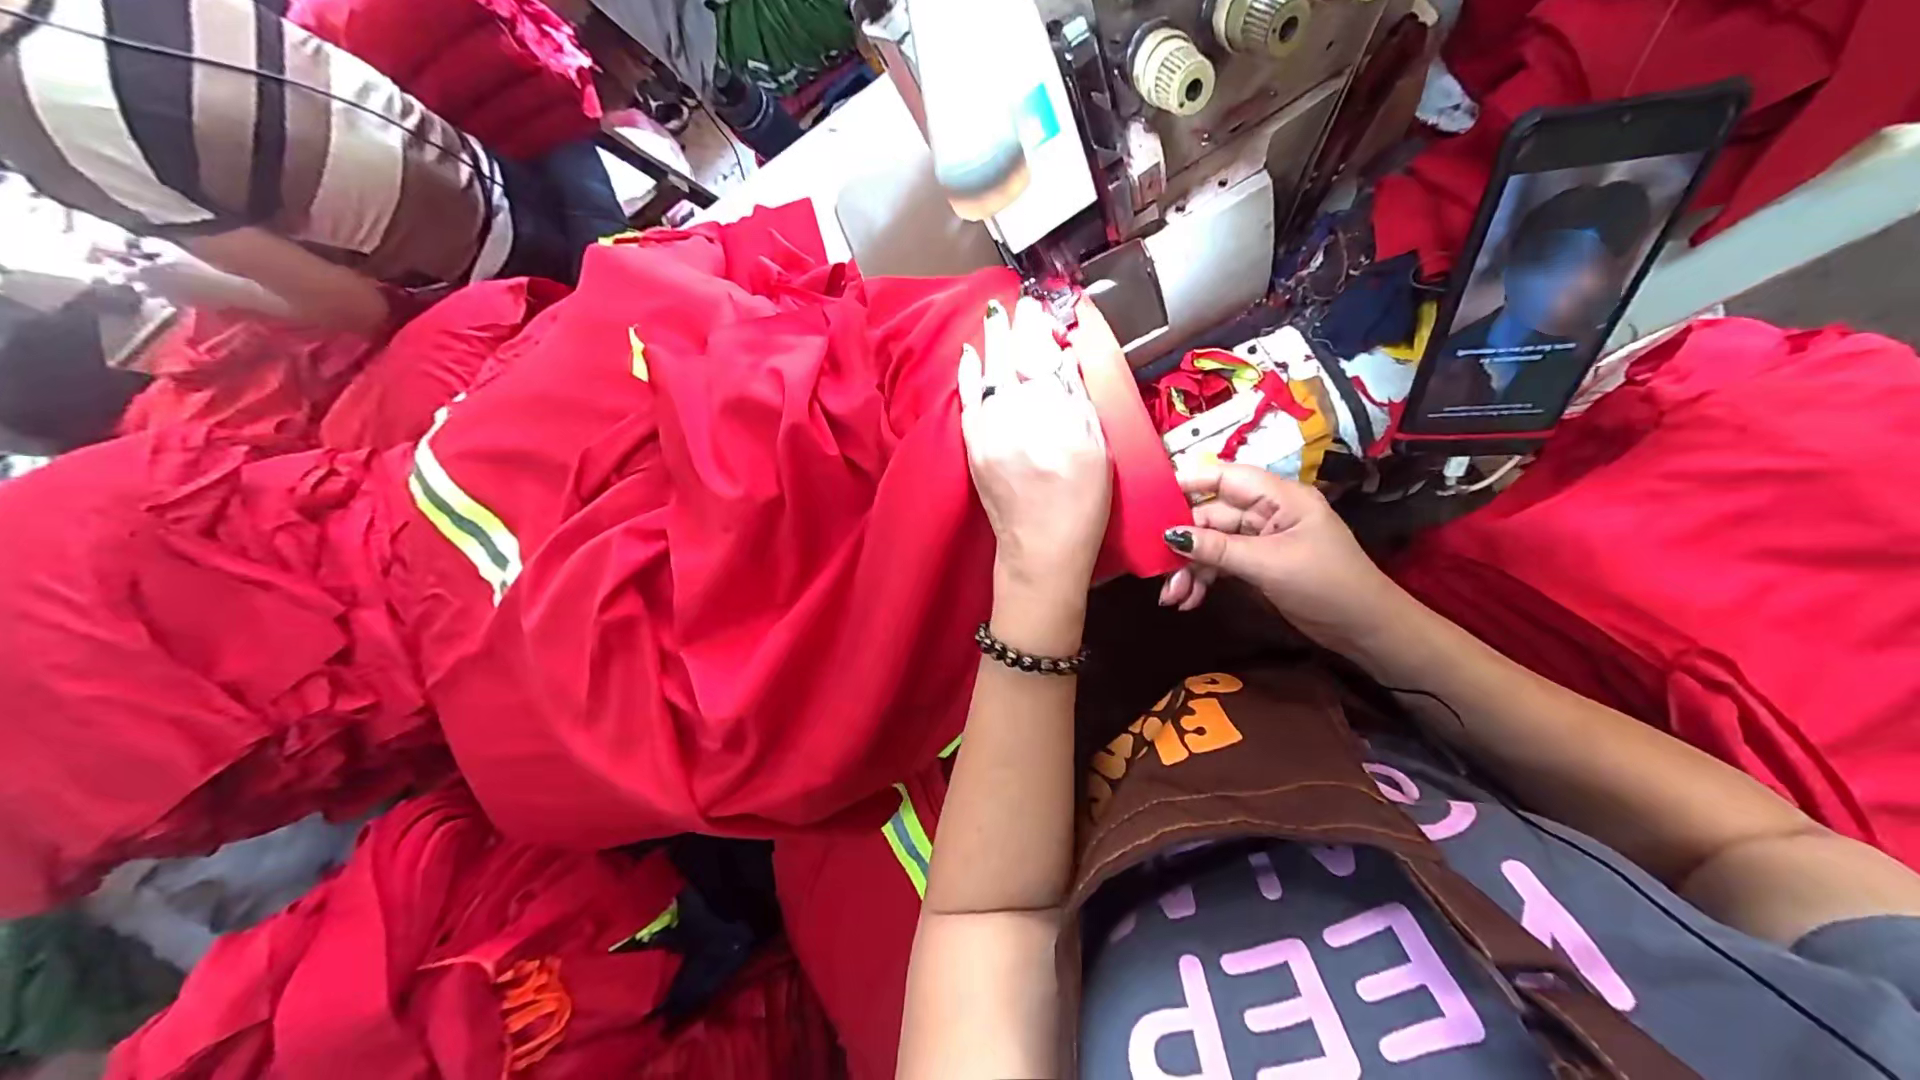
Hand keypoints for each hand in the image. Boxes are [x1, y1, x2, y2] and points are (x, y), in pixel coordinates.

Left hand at [959, 296, 1111, 600]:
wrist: (1040, 550)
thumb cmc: (1080, 506)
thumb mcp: (1097, 449)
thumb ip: (1079, 401)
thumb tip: (1066, 362)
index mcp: (1054, 415)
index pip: (1041, 356)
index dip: (1039, 329)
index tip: (1040, 308)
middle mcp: (1016, 417)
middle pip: (1010, 360)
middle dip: (1014, 328)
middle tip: (1017, 306)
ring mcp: (989, 431)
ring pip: (987, 375)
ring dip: (991, 343)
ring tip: (995, 319)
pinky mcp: (973, 447)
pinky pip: (967, 400)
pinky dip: (968, 375)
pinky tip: (969, 355)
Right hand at [1158, 463, 1411, 653]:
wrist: (1365, 630)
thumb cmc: (1326, 585)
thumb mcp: (1269, 565)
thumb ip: (1218, 549)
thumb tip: (1171, 536)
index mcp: (1279, 497)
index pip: (1225, 477)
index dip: (1188, 483)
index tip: (1151, 500)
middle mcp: (1267, 512)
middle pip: (1211, 516)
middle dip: (1184, 545)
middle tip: (1159, 571)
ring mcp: (1260, 539)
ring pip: (1211, 544)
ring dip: (1190, 570)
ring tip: (1173, 599)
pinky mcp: (1257, 564)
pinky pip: (1220, 564)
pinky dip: (1203, 581)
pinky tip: (1189, 601)